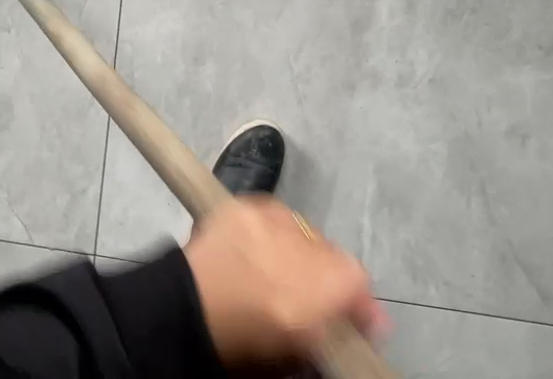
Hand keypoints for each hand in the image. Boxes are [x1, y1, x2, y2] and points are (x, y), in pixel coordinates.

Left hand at [182, 196, 388, 365]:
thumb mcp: (297, 348)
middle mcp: (305, 245)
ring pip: (305, 233)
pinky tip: (257, 250)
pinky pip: (274, 215)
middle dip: (325, 275)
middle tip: (306, 296)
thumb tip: (368, 322)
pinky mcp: (247, 204)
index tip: (354, 317)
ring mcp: (275, 219)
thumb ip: (335, 331)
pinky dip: (271, 232)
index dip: (359, 302)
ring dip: (299, 252)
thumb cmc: (242, 341)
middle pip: (332, 254)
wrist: (184, 310)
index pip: (359, 280)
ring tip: (276, 272)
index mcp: (322, 287)